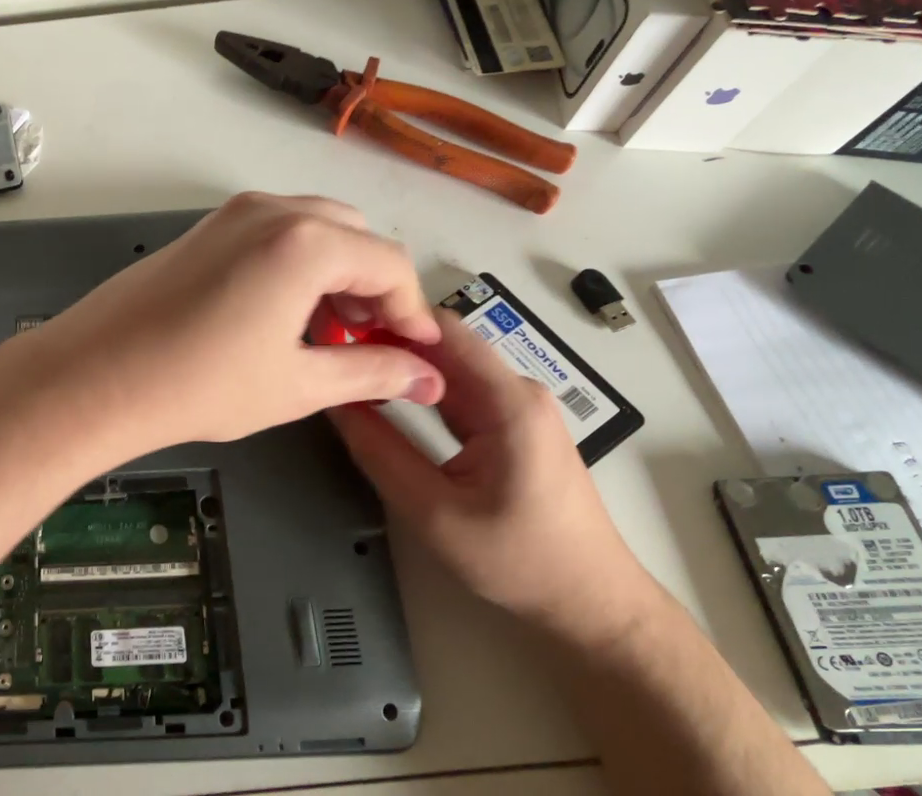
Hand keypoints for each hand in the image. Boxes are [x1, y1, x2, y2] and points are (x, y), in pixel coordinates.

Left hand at [1, 192, 443, 457]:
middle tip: (374, 339)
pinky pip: (273, 232)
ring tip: (330, 333)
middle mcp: (272, 211)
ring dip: (337, 272)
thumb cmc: (200, 384)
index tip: (418, 350)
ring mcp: (231, 215)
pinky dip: (297, 264)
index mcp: (305, 242)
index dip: (412, 309)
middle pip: (353, 235)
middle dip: (374, 285)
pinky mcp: (204, 229)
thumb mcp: (298, 384)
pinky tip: (284, 314)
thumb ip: (372, 372)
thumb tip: (424, 376)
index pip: (389, 263)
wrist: (97, 375)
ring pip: (313, 228)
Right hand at [330, 311, 657, 643]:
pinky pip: (458, 391)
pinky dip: (420, 389)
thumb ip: (379, 451)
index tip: (336, 331)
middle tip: (332, 352)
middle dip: (388, 341)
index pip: (441, 329)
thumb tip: (335, 401)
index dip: (387, 320)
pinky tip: (386, 396)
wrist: (589, 602)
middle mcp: (518, 391)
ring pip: (449, 366)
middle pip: (444, 343)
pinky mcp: (512, 425)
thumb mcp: (433, 512)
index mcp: (509, 401)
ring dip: (402, 366)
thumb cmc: (519, 560)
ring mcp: (518, 407)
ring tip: (350, 369)